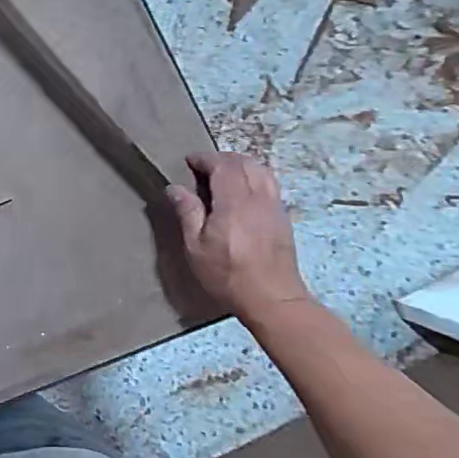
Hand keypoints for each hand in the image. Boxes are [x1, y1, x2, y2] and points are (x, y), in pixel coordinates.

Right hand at [165, 151, 311, 321]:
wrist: (272, 299)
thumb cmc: (227, 274)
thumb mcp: (196, 246)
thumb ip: (188, 213)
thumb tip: (175, 188)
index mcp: (235, 204)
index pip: (224, 167)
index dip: (206, 159)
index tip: (189, 161)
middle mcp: (259, 200)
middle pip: (247, 163)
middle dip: (224, 158)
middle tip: (203, 166)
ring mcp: (275, 209)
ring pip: (263, 172)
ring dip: (242, 166)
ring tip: (223, 175)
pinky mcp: (283, 219)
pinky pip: (270, 185)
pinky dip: (254, 178)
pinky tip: (240, 193)